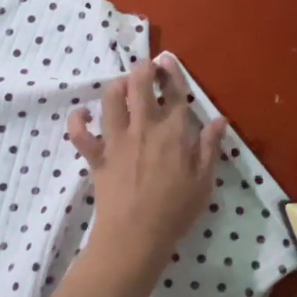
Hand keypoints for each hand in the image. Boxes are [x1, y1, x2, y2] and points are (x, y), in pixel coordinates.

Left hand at [67, 56, 226, 271]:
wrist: (136, 236)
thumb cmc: (175, 212)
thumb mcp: (203, 182)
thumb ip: (210, 148)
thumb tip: (219, 120)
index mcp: (174, 133)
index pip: (174, 92)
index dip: (172, 72)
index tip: (167, 60)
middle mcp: (144, 128)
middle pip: (139, 84)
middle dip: (143, 68)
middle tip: (146, 68)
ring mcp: (117, 140)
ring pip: (110, 99)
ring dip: (116, 86)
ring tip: (123, 87)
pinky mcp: (96, 156)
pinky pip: (80, 133)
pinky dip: (77, 121)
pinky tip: (82, 114)